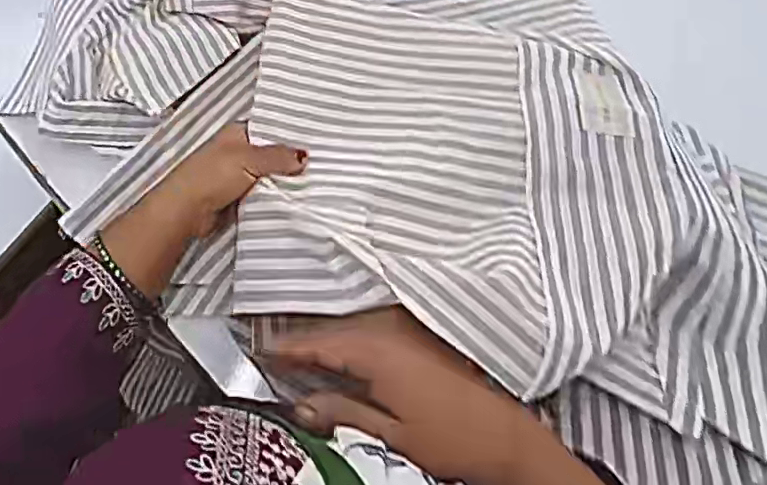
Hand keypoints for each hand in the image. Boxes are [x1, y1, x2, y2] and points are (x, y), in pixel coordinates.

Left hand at [153, 121, 307, 237]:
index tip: (318, 139)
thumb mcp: (248, 159)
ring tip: (320, 179)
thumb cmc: (212, 174)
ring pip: (272, 175)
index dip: (291, 133)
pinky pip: (266, 193)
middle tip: (325, 161)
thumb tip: (305, 156)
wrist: (186, 211)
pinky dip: (278, 196)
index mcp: (239, 132)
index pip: (271, 128)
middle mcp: (241, 151)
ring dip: (287, 180)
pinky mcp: (241, 197)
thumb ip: (278, 156)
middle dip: (293, 159)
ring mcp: (240, 175)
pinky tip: (299, 197)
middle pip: (273, 153)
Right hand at [271, 319, 602, 484]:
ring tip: (300, 360)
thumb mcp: (391, 433)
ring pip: (351, 332)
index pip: (322, 344)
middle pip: (334, 334)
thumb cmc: (450, 436)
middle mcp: (389, 331)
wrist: (503, 433)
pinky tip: (339, 361)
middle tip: (274, 357)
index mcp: (378, 350)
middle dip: (304, 345)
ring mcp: (404, 332)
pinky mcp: (416, 339)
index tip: (264, 352)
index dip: (290, 348)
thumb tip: (302, 405)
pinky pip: (370, 334)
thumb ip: (344, 411)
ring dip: (326, 344)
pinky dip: (348, 345)